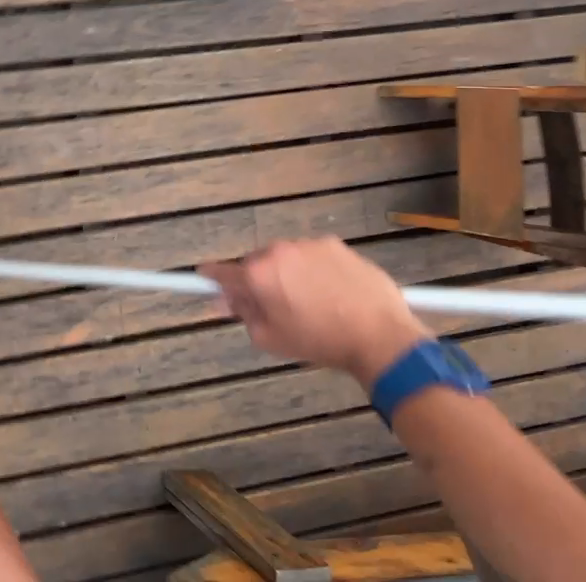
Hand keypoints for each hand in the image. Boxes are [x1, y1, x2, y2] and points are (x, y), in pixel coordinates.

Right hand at [200, 237, 431, 386]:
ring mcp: (309, 245)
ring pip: (287, 258)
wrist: (382, 338)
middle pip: (257, 262)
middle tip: (275, 305)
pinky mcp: (336, 245)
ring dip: (289, 273)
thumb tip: (226, 299)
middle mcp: (278, 251)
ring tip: (311, 301)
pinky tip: (332, 291)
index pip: (222, 272)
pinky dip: (315, 269)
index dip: (211, 277)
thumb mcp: (271, 338)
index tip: (203, 277)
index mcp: (258, 273)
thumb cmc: (320, 342)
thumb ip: (243, 314)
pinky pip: (314, 255)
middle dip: (261, 279)